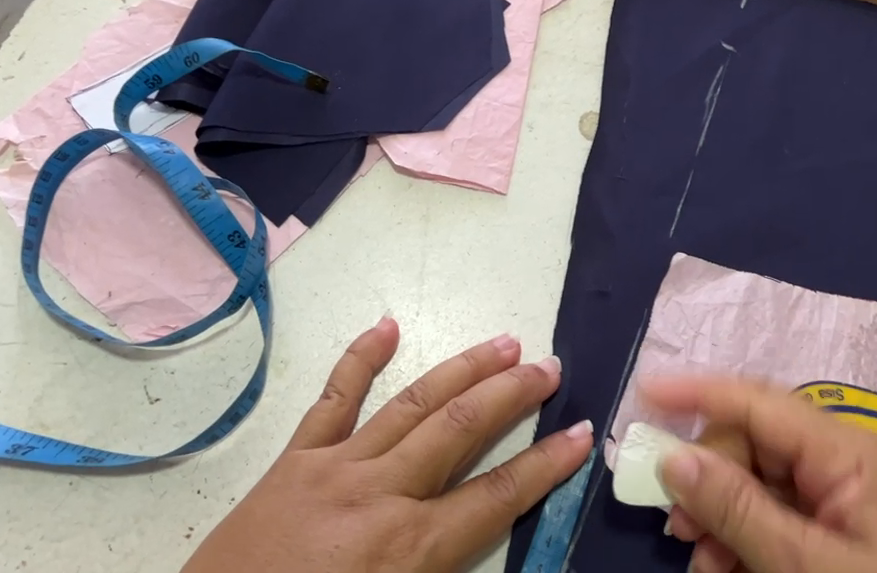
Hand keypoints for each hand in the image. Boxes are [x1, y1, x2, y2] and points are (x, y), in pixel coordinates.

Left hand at [184, 317, 592, 572]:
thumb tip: (482, 535)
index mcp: (408, 551)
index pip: (495, 497)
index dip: (544, 466)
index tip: (580, 435)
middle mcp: (380, 495)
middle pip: (460, 429)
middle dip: (511, 395)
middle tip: (548, 366)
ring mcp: (336, 467)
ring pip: (413, 403)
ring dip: (462, 369)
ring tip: (503, 343)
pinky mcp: (296, 459)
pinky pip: (333, 399)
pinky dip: (361, 359)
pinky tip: (388, 326)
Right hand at [643, 377, 876, 572]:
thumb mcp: (813, 571)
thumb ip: (741, 512)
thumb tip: (674, 456)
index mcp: (849, 451)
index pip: (758, 401)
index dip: (698, 392)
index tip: (643, 393)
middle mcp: (851, 460)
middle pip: (758, 446)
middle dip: (711, 481)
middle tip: (677, 534)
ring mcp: (857, 499)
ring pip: (768, 486)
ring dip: (728, 521)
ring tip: (707, 568)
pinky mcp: (861, 534)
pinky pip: (791, 519)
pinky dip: (757, 541)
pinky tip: (736, 571)